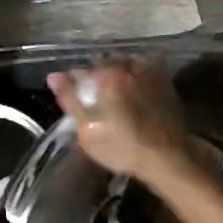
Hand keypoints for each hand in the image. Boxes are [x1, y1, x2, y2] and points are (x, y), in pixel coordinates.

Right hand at [47, 58, 191, 181]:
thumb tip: (54, 76)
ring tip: (117, 98)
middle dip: (98, 78)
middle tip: (99, 101)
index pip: (82, 70)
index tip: (81, 102)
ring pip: (125, 65)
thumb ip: (70, 99)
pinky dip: (136, 78)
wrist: (168, 158)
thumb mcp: (87, 129)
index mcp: (108, 75)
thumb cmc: (122, 147)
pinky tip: (135, 97)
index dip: (78, 86)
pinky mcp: (165, 82)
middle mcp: (130, 66)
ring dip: (117, 76)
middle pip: (105, 64)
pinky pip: (144, 71)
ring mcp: (151, 72)